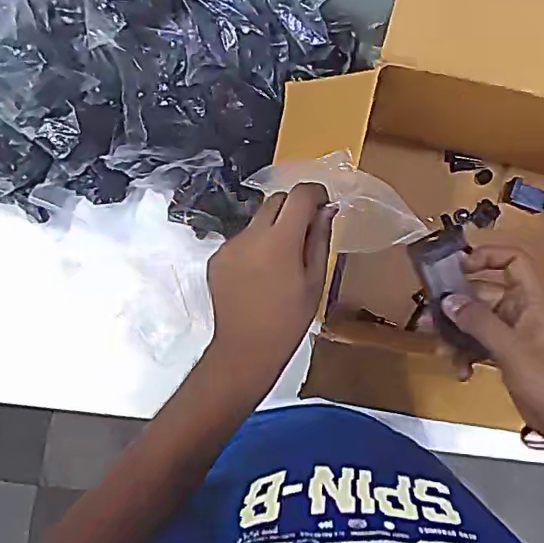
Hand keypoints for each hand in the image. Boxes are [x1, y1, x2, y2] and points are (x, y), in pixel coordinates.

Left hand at [206, 182, 334, 378]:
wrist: (246, 349)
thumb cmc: (289, 319)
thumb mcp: (315, 281)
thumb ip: (320, 239)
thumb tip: (327, 210)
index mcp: (280, 240)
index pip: (299, 195)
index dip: (315, 193)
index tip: (325, 205)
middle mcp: (251, 235)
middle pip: (275, 200)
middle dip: (294, 207)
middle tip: (308, 231)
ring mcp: (230, 246)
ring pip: (258, 221)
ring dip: (274, 228)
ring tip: (284, 262)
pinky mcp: (217, 258)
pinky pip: (242, 240)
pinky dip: (256, 246)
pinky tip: (262, 274)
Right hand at [442, 245, 543, 436]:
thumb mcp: (513, 352)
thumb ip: (480, 324)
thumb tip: (449, 301)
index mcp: (532, 303)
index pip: (514, 261)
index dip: (487, 256)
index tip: (458, 266)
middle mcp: (522, 315)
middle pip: (484, 295)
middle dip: (456, 305)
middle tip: (428, 317)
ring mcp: (515, 338)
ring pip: (477, 323)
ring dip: (457, 334)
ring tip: (441, 349)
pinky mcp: (508, 359)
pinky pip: (480, 346)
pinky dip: (466, 355)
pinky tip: (461, 371)